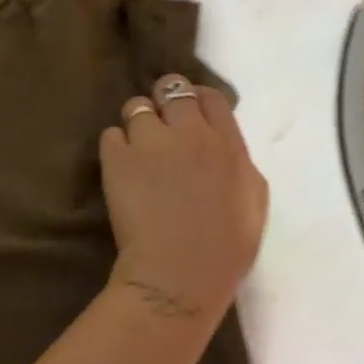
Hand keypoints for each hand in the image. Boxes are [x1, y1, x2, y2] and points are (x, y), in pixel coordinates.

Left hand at [99, 73, 268, 320]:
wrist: (178, 274)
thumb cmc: (224, 252)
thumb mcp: (253, 206)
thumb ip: (240, 168)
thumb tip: (226, 153)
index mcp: (228, 145)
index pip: (210, 97)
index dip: (195, 101)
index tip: (187, 116)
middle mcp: (190, 133)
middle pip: (171, 89)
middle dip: (163, 102)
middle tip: (157, 129)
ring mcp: (151, 142)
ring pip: (136, 107)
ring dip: (136, 124)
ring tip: (135, 152)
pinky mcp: (117, 158)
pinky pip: (110, 135)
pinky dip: (114, 148)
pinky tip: (118, 170)